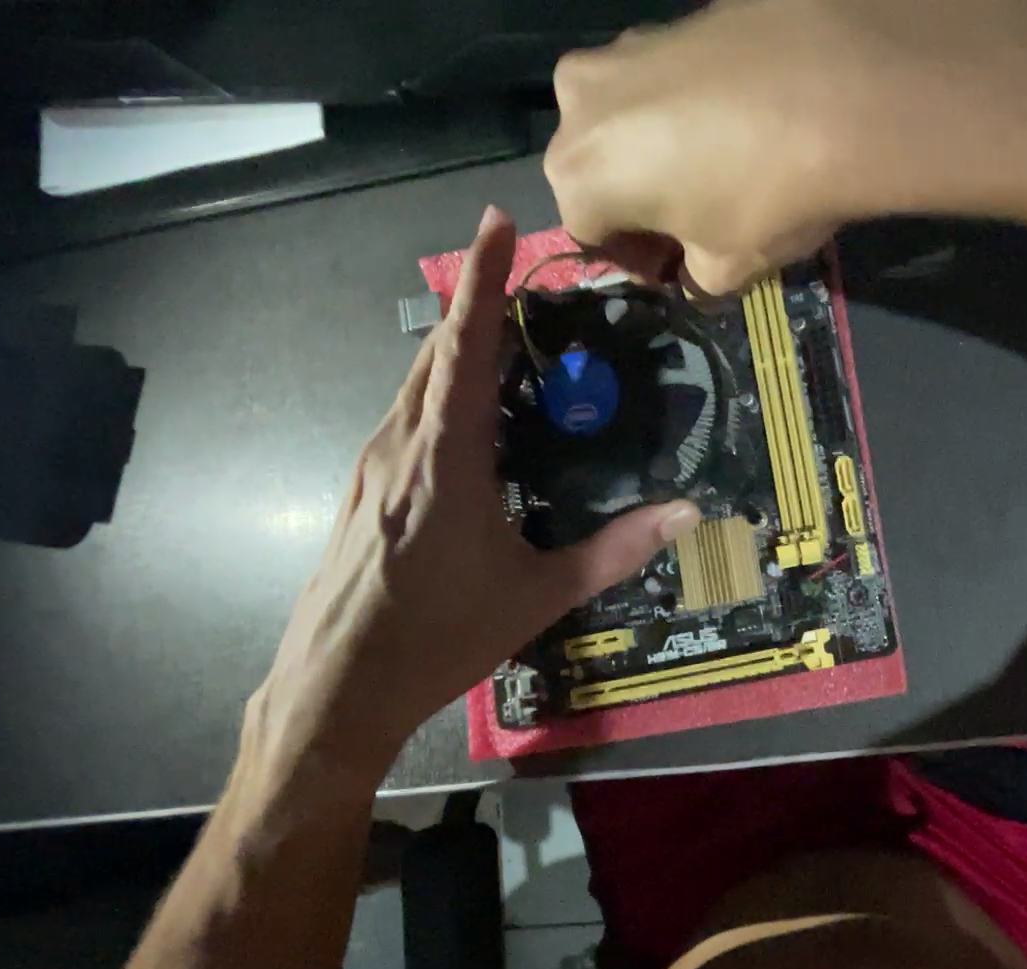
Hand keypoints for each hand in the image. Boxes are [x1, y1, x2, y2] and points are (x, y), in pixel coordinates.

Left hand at [245, 207, 699, 784]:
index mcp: (445, 462)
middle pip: (435, 354)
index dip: (481, 283)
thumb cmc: (441, 637)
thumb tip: (689, 513)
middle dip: (475, 305)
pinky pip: (406, 415)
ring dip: (457, 349)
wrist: (336, 687)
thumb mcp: (541, 594)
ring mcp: (372, 466)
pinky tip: (473, 412)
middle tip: (526, 281)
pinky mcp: (363, 487)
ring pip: (416, 383)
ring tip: (509, 338)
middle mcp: (400, 447)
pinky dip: (441, 389)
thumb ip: (617, 549)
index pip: (464, 351)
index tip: (496, 224)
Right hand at [543, 1, 854, 294]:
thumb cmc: (764, 197)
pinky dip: (683, 114)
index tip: (673, 268)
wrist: (837, 92)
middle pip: (597, 172)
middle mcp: (576, 102)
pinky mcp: (666, 19)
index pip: (588, 235)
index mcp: (580, 174)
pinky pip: (661, 84)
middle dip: (638, 205)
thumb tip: (694, 282)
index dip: (633, 260)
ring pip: (624, 121)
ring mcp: (620, 49)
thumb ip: (695, 282)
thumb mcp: (728, 268)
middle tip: (693, 226)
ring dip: (656, 155)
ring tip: (717, 176)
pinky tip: (736, 131)